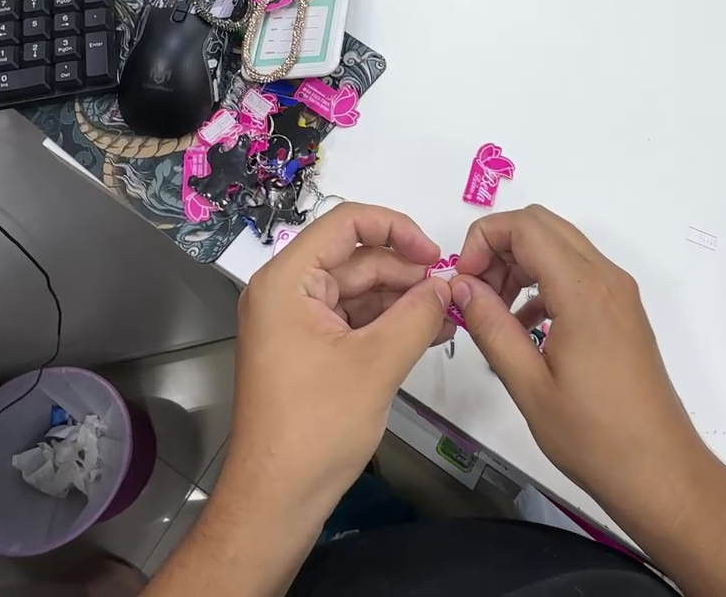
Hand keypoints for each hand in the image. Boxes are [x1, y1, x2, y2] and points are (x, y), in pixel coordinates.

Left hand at [221, 203, 455, 521]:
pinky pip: (354, 317)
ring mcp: (296, 320)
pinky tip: (427, 331)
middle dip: (404, 271)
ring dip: (402, 298)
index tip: (433, 254)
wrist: (276, 502)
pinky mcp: (308, 346)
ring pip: (358, 288)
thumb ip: (417, 315)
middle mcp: (286, 291)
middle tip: (450, 291)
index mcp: (286, 280)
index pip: (345, 223)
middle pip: (355, 257)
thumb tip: (446, 285)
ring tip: (447, 313)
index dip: (395, 227)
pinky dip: (388, 321)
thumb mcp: (376, 365)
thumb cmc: (316, 429)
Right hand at [452, 205, 700, 505]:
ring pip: (558, 244)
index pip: (525, 226)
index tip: (463, 281)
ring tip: (493, 311)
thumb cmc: (593, 436)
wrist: (662, 472)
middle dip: (498, 246)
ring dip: (519, 263)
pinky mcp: (621, 308)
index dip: (483, 239)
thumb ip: (491, 326)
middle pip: (541, 225)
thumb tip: (460, 285)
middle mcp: (605, 276)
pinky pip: (575, 270)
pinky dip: (542, 280)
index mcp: (583, 289)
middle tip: (474, 292)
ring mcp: (618, 290)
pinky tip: (524, 325)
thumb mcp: (528, 385)